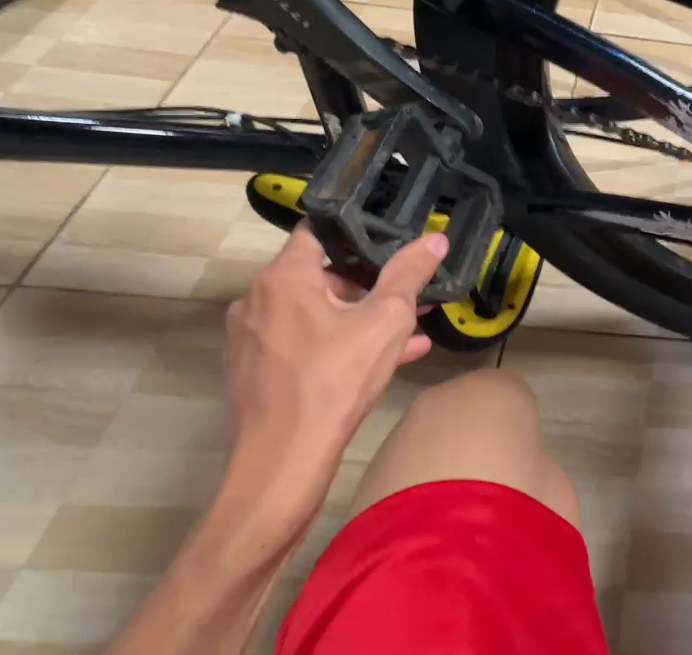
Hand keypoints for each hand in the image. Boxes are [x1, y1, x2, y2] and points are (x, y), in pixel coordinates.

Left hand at [223, 224, 444, 502]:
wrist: (283, 462)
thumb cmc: (334, 380)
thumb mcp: (386, 320)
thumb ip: (410, 274)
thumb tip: (435, 237)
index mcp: (282, 278)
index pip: (319, 231)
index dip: (358, 229)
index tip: (393, 234)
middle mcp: (259, 300)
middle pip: (321, 274)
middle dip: (370, 280)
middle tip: (411, 286)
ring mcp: (255, 338)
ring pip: (318, 312)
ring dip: (362, 315)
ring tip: (412, 324)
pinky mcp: (259, 370)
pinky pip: (308, 342)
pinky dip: (344, 342)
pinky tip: (393, 355)